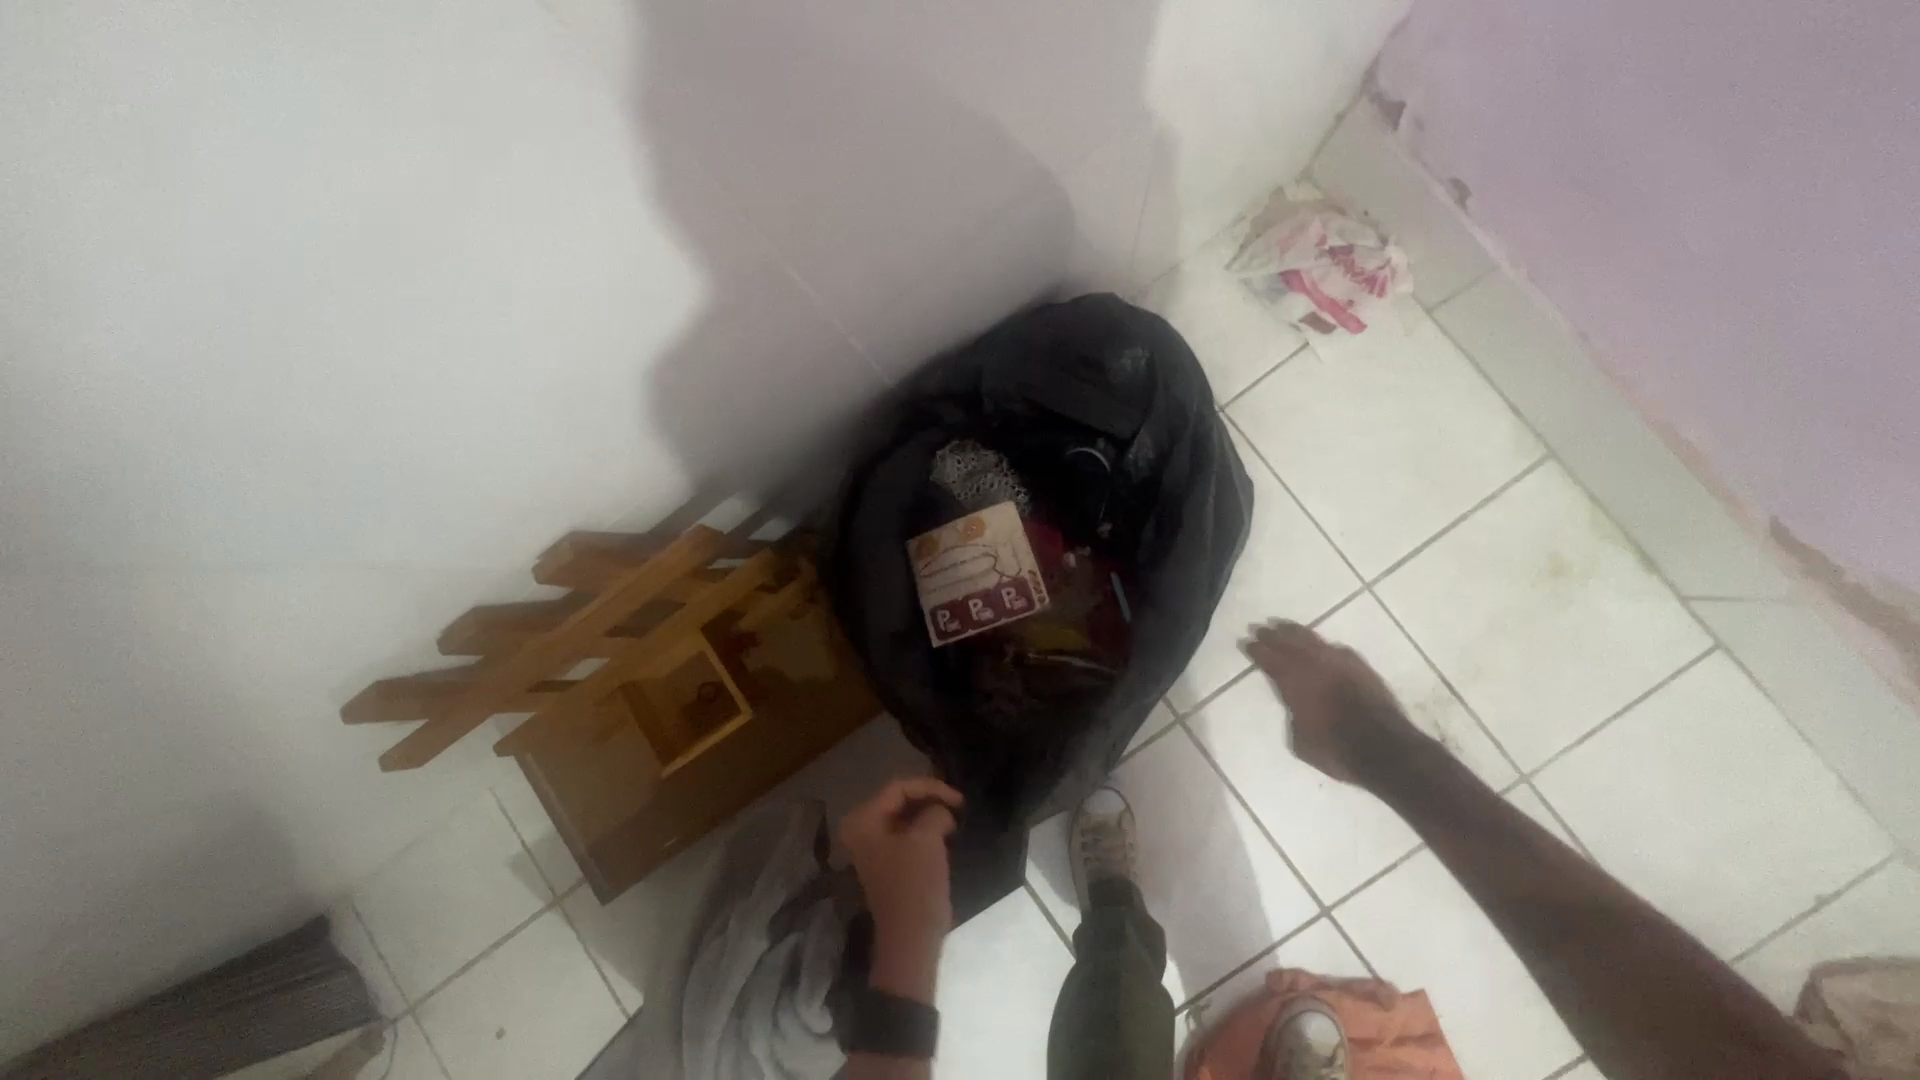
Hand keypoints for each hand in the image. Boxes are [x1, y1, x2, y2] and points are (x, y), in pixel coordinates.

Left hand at [840, 777, 963, 946]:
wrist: (911, 938)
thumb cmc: (914, 884)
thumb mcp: (927, 838)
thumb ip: (935, 811)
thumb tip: (941, 810)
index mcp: (863, 821)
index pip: (898, 788)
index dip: (930, 787)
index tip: (959, 799)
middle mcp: (862, 830)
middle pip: (899, 801)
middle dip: (930, 799)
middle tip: (959, 804)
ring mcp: (874, 848)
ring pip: (905, 818)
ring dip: (930, 815)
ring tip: (956, 818)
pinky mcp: (888, 863)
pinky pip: (907, 835)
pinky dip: (926, 831)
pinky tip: (946, 834)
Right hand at [1244, 619, 1424, 786]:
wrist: (1385, 750)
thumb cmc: (1336, 750)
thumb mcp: (1299, 741)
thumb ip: (1294, 715)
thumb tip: (1298, 707)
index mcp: (1293, 684)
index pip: (1269, 660)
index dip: (1256, 650)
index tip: (1246, 642)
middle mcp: (1314, 667)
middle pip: (1289, 644)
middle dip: (1272, 635)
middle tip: (1260, 627)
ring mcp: (1340, 664)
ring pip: (1313, 640)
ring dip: (1296, 632)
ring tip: (1284, 626)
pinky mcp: (1362, 668)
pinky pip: (1337, 649)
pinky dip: (1324, 645)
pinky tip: (1321, 645)